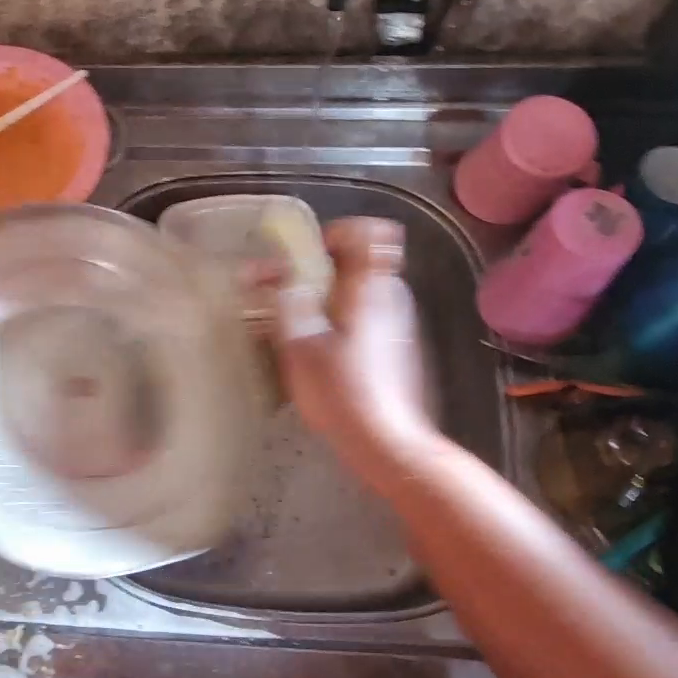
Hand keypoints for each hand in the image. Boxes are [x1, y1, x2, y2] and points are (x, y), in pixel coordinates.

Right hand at [270, 217, 435, 457]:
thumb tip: (278, 270)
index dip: (337, 234)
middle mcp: (391, 298)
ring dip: (325, 301)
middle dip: (318, 272)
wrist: (387, 444)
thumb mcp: (300, 344)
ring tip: (292, 328)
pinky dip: (338, 324)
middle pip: (358, 264)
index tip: (306, 256)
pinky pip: (364, 320)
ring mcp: (399, 326)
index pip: (370, 233)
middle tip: (282, 295)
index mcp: (370, 289)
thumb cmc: (341, 390)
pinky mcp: (397, 351)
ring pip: (359, 295)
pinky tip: (316, 356)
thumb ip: (287, 299)